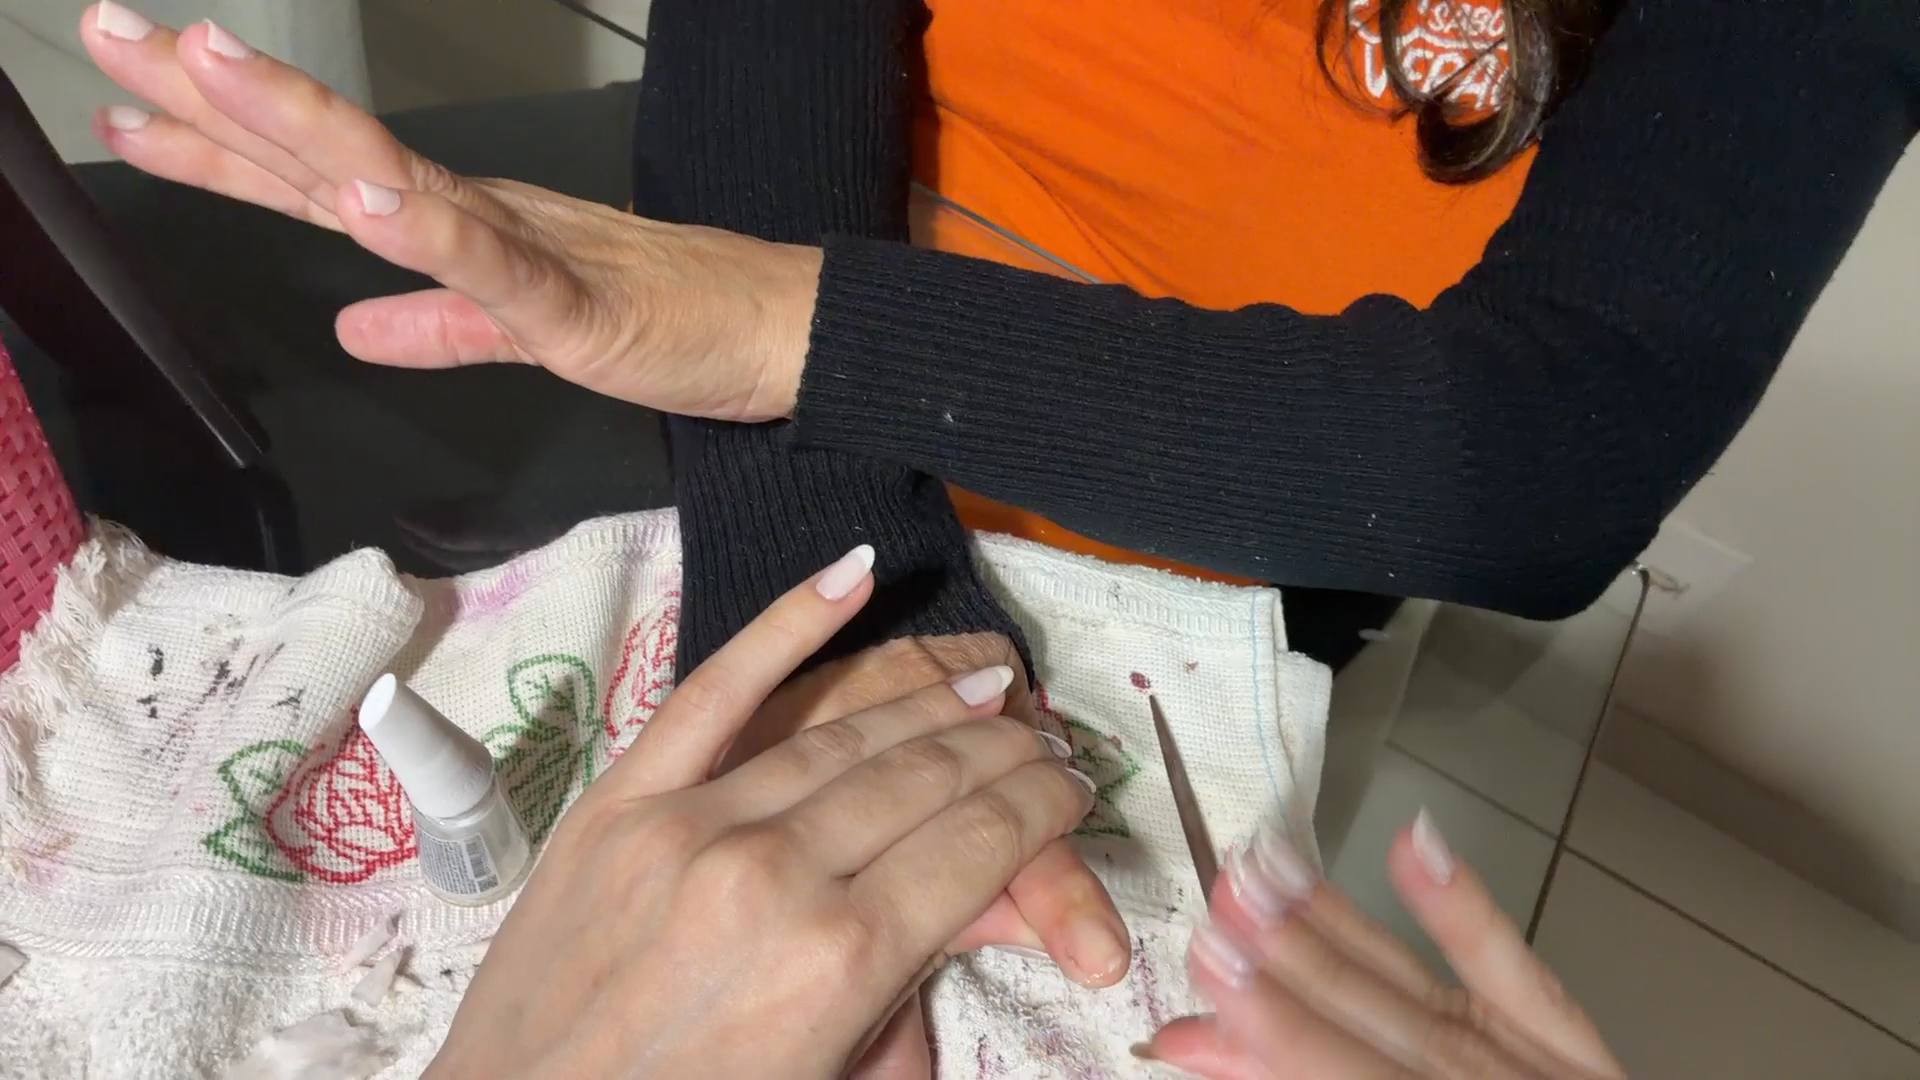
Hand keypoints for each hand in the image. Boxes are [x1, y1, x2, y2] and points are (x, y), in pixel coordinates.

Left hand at [80, 4, 816, 420]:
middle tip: (116, 34)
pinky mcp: (589, 311)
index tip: (146, 104)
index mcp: (497, 239)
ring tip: (204, 65)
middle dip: (235, 110)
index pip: (356, 187)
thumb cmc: (689, 330)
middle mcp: (508, 230)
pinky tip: (371, 198)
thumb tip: (359, 326)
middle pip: (360, 169)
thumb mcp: (546, 336)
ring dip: (316, 134)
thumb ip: (455, 326)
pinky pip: (508, 274)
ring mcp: (547, 264)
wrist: (783, 332)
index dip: (247, 147)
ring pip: (422, 196)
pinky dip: (440, 236)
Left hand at [432, 545, 1097, 1077]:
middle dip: (1005, 752)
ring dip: (934, 703)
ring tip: (988, 688)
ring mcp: (691, 822)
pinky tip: (856, 574)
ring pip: (848, 735)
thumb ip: (913, 993)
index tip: (1071, 785)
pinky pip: (717, 690)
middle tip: (1044, 738)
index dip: (1043, 803)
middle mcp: (776, 874)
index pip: (980, 841)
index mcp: (839, 962)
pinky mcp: (623, 797)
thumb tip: (977, 899)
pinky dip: (791, 622)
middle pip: (926, 776)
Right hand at [1143, 815, 1623, 1079]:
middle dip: (1293, 950)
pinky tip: (1413, 838)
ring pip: (1416, 982)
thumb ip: (1272, 1078)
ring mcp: (1524, 1063)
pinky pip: (1514, 970)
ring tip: (1266, 856)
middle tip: (1227, 887)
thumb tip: (1179, 1038)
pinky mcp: (1562, 1037)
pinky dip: (1461, 907)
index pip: (1342, 1070)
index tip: (1210, 955)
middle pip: (1373, 1011)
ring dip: (1335, 916)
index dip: (1275, 1018)